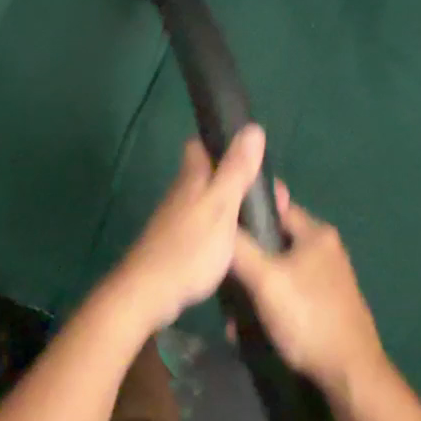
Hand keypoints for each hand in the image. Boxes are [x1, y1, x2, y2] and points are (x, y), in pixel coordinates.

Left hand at [103, 125, 266, 331]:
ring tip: (261, 221)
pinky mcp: (176, 246)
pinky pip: (204, 227)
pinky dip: (223, 229)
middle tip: (270, 198)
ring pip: (207, 203)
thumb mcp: (221, 206)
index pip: (199, 146)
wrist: (150, 292)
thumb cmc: (190, 248)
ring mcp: (175, 222)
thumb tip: (252, 128)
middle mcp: (180, 195)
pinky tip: (238, 244)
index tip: (250, 154)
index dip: (222, 143)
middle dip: (236, 180)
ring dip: (232, 207)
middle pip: (207, 176)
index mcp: (190, 180)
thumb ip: (236, 171)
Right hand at [230, 187, 387, 395]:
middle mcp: (325, 250)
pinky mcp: (324, 304)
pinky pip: (286, 294)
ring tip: (232, 316)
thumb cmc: (307, 317)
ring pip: (275, 272)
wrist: (349, 373)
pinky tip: (249, 329)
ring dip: (251, 291)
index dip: (244, 215)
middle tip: (220, 280)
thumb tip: (219, 223)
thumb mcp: (265, 279)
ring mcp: (326, 279)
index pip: (273, 207)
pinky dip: (267, 306)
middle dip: (244, 263)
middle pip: (271, 243)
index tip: (217, 230)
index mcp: (317, 234)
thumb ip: (239, 248)